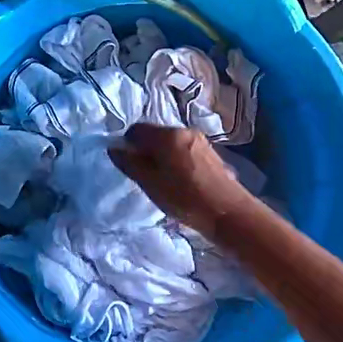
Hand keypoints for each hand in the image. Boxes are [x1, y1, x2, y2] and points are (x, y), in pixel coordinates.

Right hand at [110, 123, 258, 239]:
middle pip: (155, 134)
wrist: (228, 212)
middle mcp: (184, 131)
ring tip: (163, 181)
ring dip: (162, 156)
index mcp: (167, 135)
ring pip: (171, 143)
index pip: (136, 129)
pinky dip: (176, 160)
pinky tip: (180, 181)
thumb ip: (130, 163)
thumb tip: (114, 148)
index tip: (129, 165)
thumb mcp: (150, 184)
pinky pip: (184, 150)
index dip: (127, 144)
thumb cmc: (184, 198)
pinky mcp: (211, 152)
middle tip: (145, 176)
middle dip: (146, 150)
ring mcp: (200, 140)